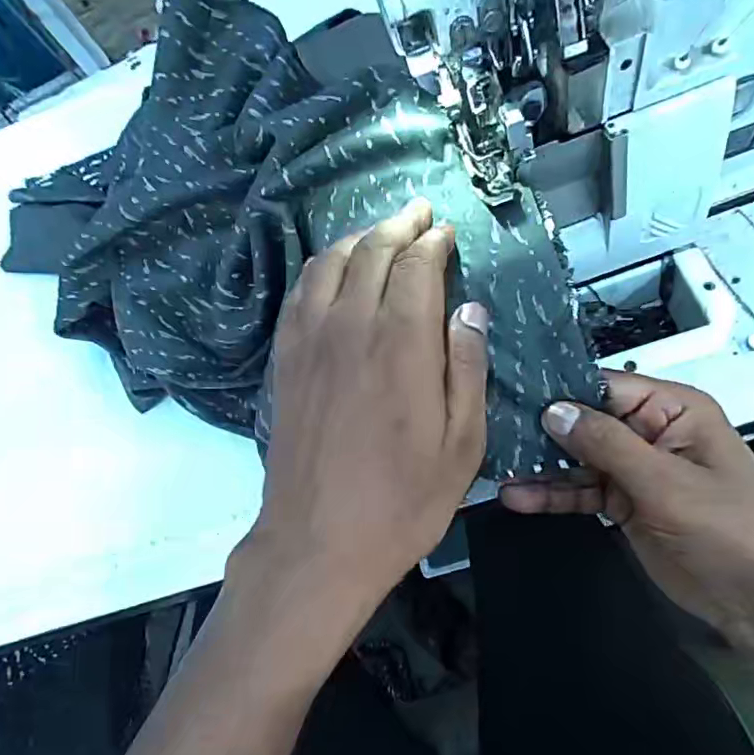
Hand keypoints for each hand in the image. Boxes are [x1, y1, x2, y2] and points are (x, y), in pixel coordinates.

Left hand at [242, 197, 488, 616]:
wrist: (319, 542)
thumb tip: (468, 311)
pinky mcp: (284, 363)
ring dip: (357, 239)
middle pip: (371, 254)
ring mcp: (309, 343)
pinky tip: (331, 270)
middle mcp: (350, 328)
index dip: (432, 244)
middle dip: (398, 226)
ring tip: (379, 232)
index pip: (416, 268)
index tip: (446, 233)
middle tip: (418, 212)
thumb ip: (467, 369)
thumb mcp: (463, 445)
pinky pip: (299, 294)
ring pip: (329, 265)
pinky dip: (319, 268)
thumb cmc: (405, 501)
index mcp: (401, 346)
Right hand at [499, 371, 753, 650]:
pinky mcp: (628, 506)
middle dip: (546, 431)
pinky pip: (586, 492)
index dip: (562, 392)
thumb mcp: (666, 482)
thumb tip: (554, 409)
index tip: (512, 395)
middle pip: (590, 422)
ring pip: (582, 460)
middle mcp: (654, 432)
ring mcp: (640, 471)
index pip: (608, 388)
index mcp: (675, 409)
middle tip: (492, 431)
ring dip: (544, 467)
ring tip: (496, 469)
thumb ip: (608, 445)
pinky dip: (556, 495)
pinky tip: (519, 498)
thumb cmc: (727, 529)